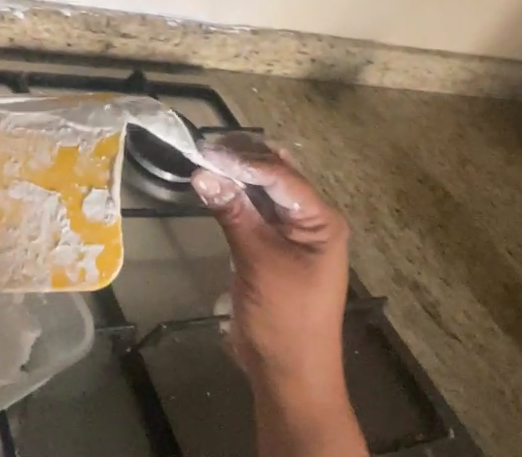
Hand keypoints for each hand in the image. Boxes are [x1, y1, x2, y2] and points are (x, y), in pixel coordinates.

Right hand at [193, 138, 367, 456]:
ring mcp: (291, 233)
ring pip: (263, 190)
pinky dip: (234, 195)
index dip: (244, 159)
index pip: (281, 176)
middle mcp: (310, 219)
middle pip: (275, 175)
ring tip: (203, 157)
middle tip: (203, 145)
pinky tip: (212, 185)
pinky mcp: (271, 246)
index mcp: (321, 220)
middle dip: (241, 158)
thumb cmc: (285, 319)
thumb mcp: (258, 261)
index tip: (206, 148)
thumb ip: (232, 212)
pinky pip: (254, 209)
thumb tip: (201, 171)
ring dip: (235, 173)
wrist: (289, 376)